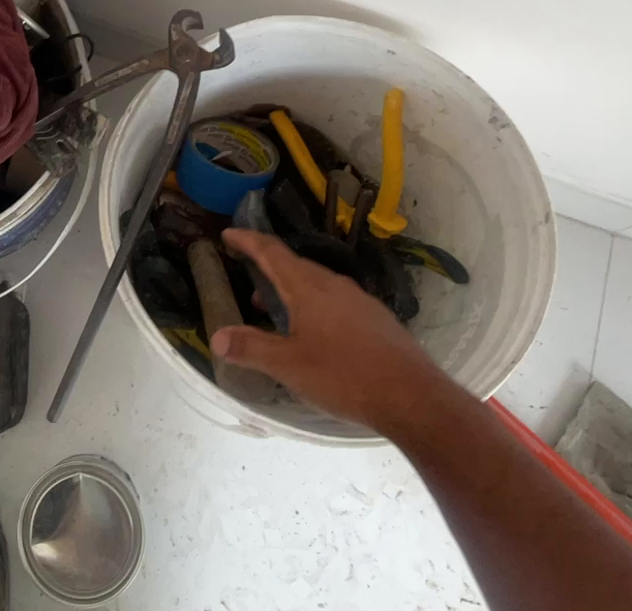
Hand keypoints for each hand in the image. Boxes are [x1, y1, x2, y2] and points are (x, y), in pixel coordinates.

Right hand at [211, 228, 445, 435]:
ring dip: (291, 289)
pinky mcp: (376, 320)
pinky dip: (314, 305)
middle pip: (295, 265)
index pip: (272, 252)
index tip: (229, 233)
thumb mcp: (289, 366)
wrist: (414, 398)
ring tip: (273, 308)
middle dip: (268, 266)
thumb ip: (251, 348)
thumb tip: (217, 336)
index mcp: (309, 288)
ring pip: (317, 284)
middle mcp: (334, 285)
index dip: (248, 241)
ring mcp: (360, 301)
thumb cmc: (345, 376)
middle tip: (247, 272)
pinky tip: (315, 331)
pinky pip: (336, 301)